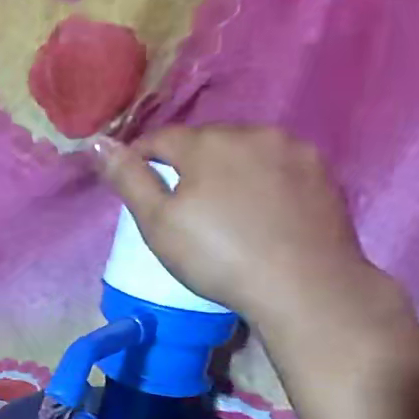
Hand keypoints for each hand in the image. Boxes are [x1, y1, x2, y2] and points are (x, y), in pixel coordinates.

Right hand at [92, 126, 386, 329]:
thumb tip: (97, 141)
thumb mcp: (160, 225)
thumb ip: (129, 179)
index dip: (145, 156)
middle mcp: (249, 132)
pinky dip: (269, 177)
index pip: (162, 138)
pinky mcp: (321, 171)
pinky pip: (282, 164)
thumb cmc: (221, 258)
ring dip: (233, 166)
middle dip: (192, 161)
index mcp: (205, 143)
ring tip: (232, 204)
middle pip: (207, 141)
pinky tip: (270, 207)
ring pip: (248, 149)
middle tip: (189, 200)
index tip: (139, 178)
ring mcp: (291, 149)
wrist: (304, 285)